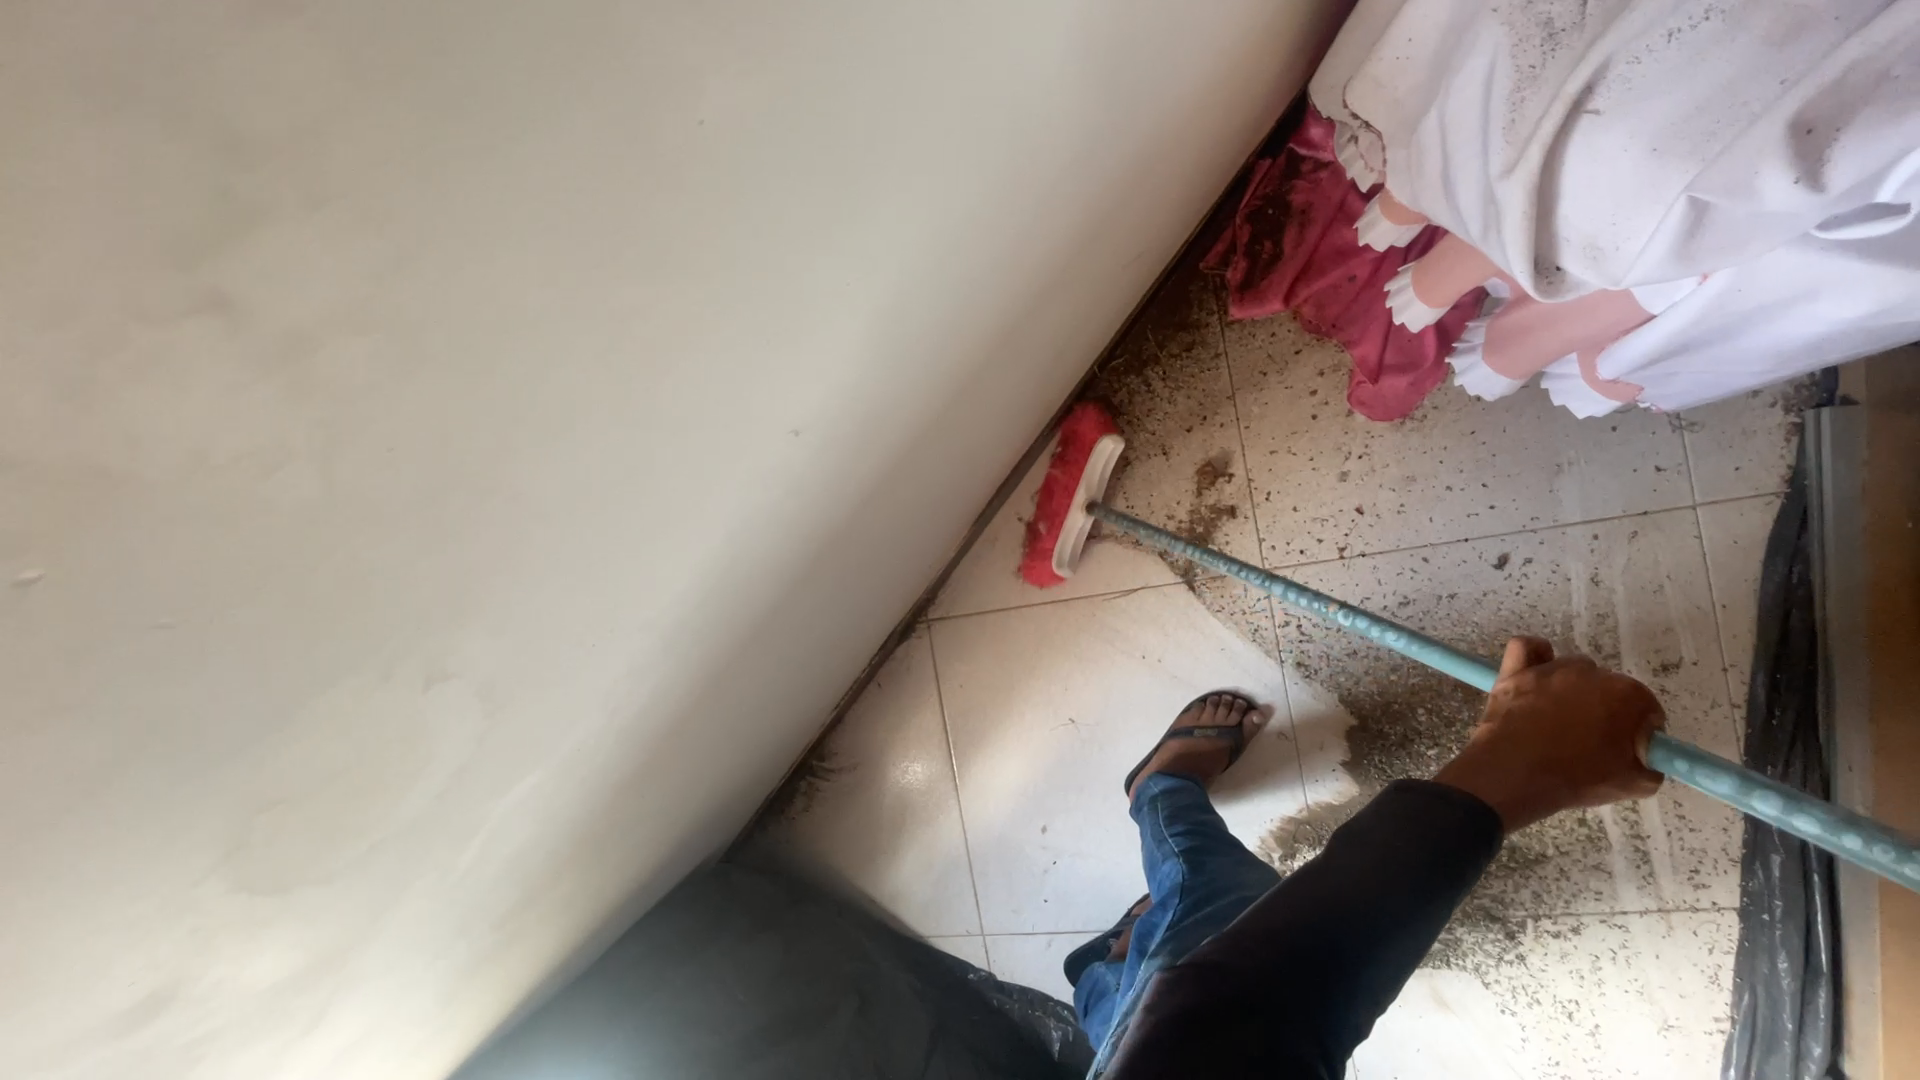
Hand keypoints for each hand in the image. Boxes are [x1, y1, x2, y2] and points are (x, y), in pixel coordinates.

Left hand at [1432, 636, 1665, 831]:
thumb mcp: (1638, 783)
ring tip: (1558, 716)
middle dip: (1604, 709)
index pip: (1645, 708)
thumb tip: (1643, 754)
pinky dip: (1534, 655)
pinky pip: (1526, 647)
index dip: (1637, 731)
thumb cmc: (1578, 778)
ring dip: (1571, 687)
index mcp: (1629, 695)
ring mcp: (1550, 669)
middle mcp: (1591, 673)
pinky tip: (1536, 673)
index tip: (1624, 749)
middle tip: (1589, 738)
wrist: (1515, 773)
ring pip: (1571, 670)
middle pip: (1606, 688)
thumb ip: (1651, 762)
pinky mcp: (1514, 671)